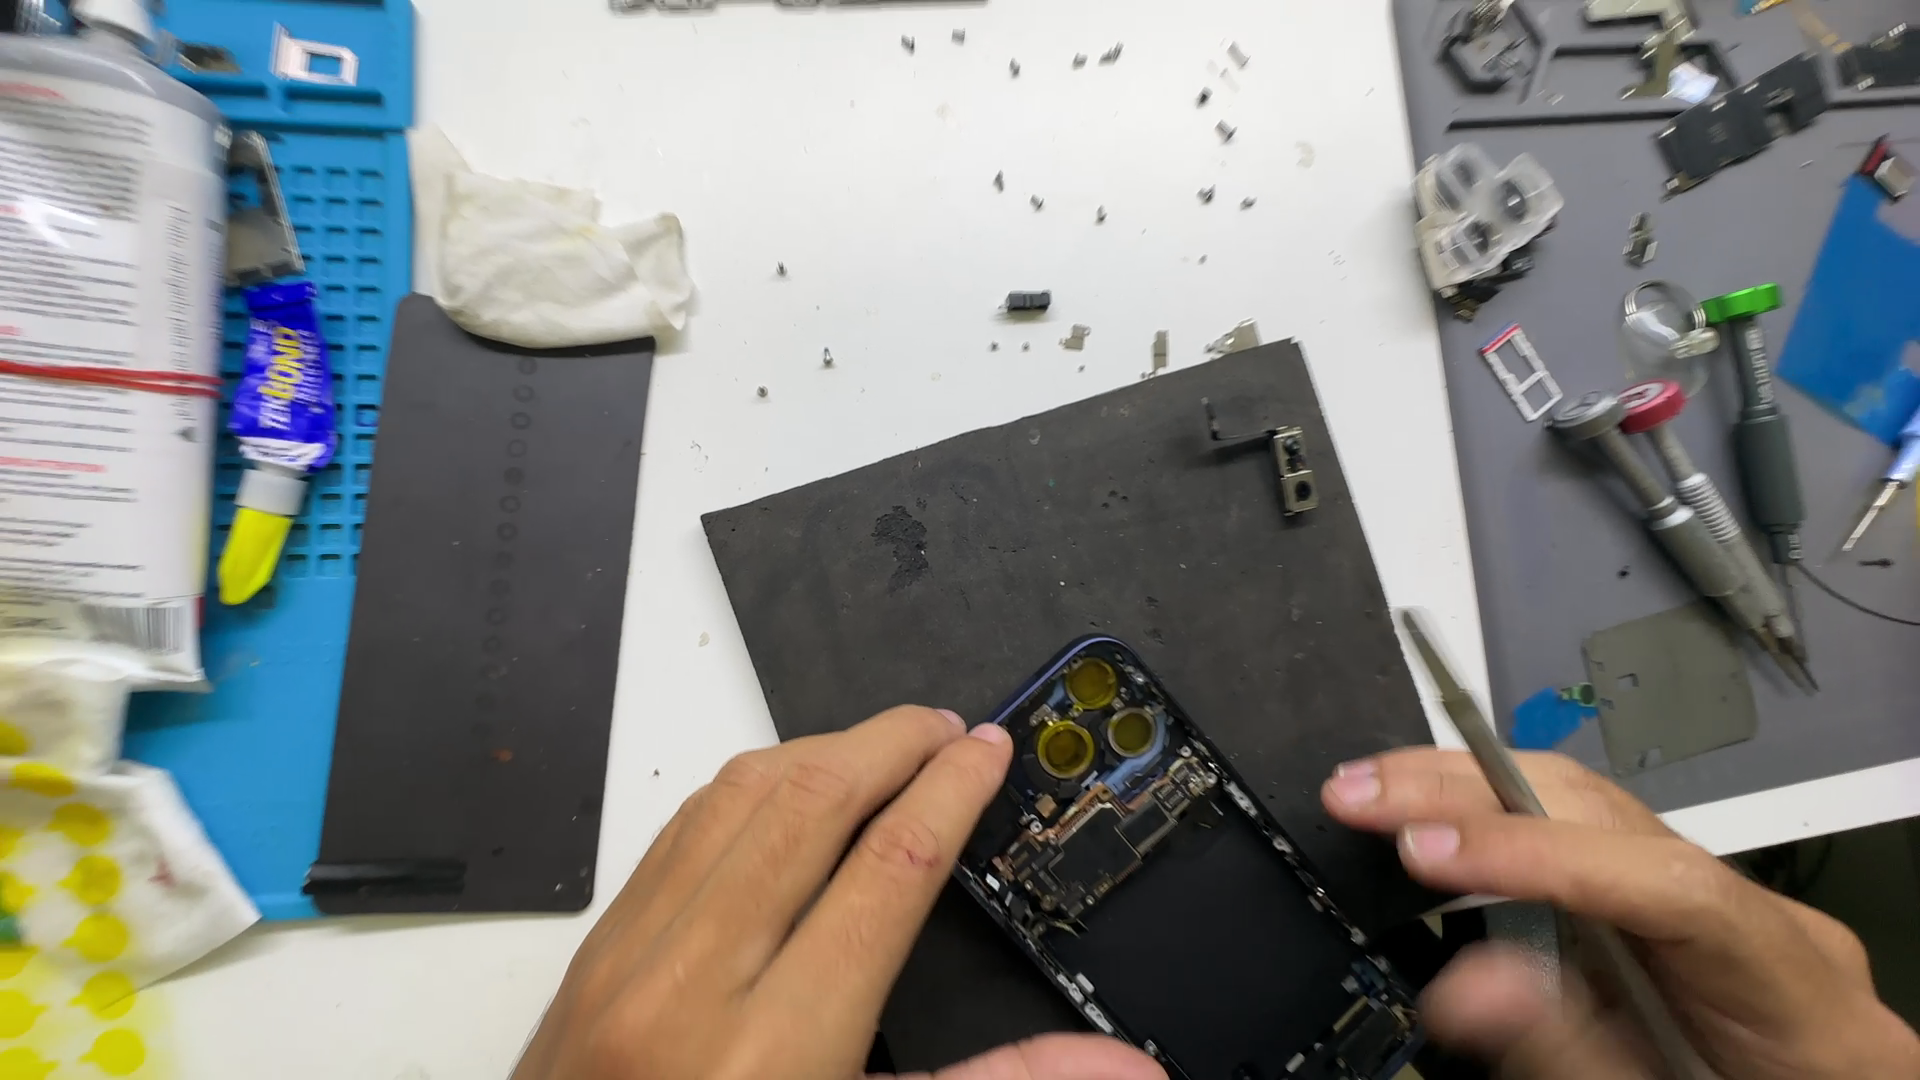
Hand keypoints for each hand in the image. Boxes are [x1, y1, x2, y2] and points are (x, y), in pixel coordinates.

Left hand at [512, 705, 1165, 1079]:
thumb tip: (1125, 1068)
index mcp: (779, 1053)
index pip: (890, 869)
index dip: (952, 791)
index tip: (988, 749)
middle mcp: (695, 983)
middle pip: (814, 802)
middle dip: (895, 742)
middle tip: (948, 728)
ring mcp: (634, 951)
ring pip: (746, 790)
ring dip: (828, 747)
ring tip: (887, 745)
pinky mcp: (601, 941)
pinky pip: (692, 816)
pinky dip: (761, 777)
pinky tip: (799, 782)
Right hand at [1322, 748, 1919, 1078]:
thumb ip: (1564, 1049)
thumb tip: (1458, 986)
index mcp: (1793, 988)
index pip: (1670, 886)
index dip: (1538, 857)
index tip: (1425, 853)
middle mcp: (1752, 909)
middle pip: (1597, 808)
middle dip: (1460, 791)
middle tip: (1359, 795)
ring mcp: (1692, 881)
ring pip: (1566, 790)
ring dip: (1449, 780)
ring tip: (1362, 786)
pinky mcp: (1639, 876)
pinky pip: (1552, 814)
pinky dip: (1470, 800)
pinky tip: (1411, 798)